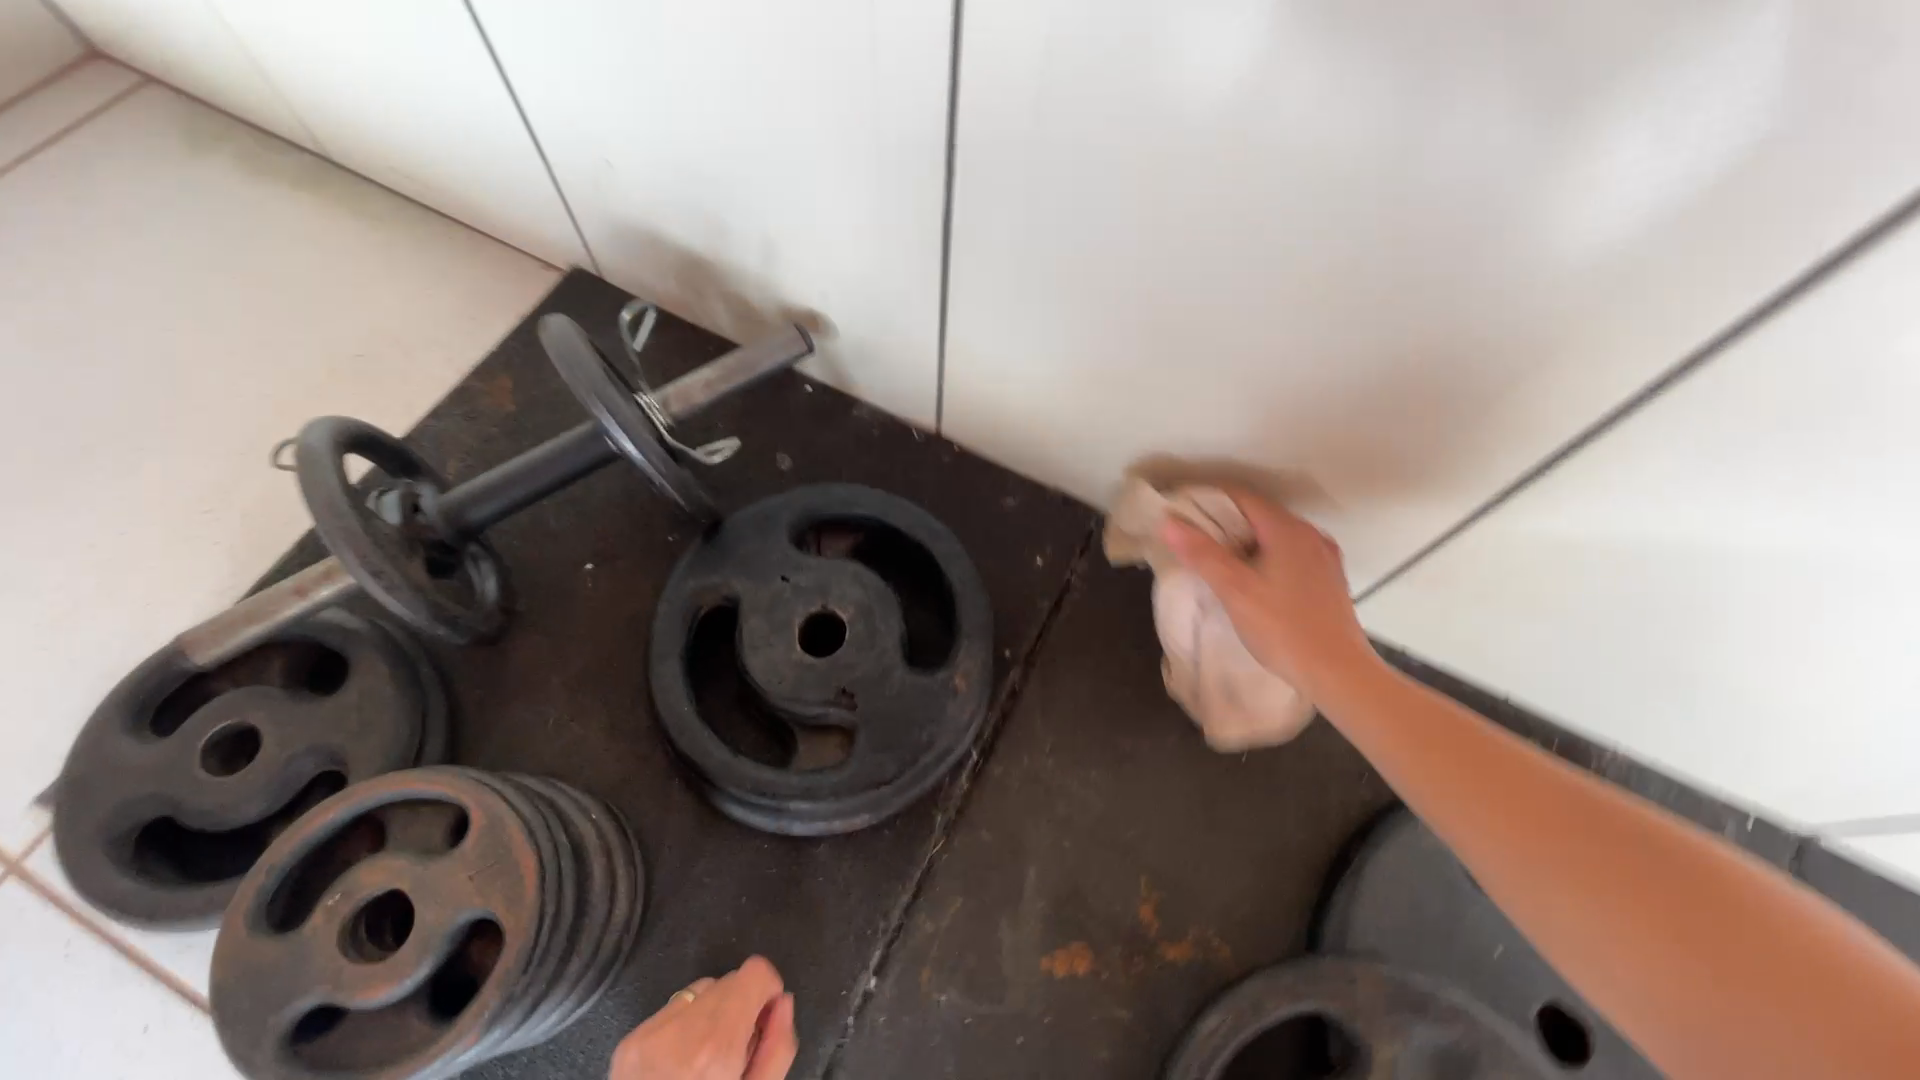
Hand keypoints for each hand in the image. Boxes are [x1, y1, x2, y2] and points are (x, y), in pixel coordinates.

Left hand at [609, 956, 797, 1079]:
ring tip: (706, 1062)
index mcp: (716, 1045)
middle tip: (735, 1053)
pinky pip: (671, 1012)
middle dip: (739, 1009)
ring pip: (699, 993)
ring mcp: (649, 1035)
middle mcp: (680, 1029)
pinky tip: (680, 1068)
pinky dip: (684, 1030)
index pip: (754, 973)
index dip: (767, 994)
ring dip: (711, 1016)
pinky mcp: (629, 1043)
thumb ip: (779, 1047)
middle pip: (729, 982)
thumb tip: (782, 1002)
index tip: (764, 1022)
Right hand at [1160, 491, 1376, 701]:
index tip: (1181, 512)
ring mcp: (1324, 557)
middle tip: (1193, 539)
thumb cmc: (1283, 629)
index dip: (1208, 499)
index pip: (1241, 496)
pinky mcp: (1329, 580)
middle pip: (1259, 514)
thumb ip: (1201, 553)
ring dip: (1246, 541)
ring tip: (1218, 561)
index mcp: (1287, 530)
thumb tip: (1169, 522)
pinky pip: (1291, 555)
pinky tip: (1254, 580)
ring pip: (1276, 536)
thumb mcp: (1234, 590)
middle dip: (1224, 522)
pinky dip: (1267, 557)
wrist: (1338, 672)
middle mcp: (1310, 535)